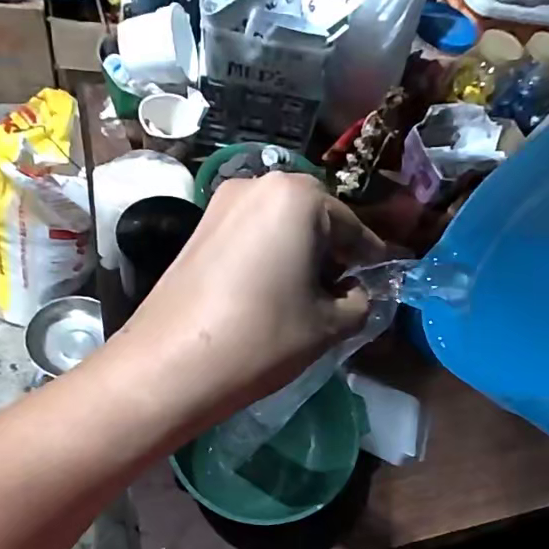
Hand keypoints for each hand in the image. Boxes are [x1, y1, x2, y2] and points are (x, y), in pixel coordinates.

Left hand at [100, 171, 385, 432]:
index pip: (354, 230)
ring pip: (280, 228)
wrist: (169, 364)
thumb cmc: (261, 338)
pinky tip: (265, 295)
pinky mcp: (197, 229)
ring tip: (300, 301)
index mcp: (298, 196)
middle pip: (315, 221)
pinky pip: (250, 236)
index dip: (371, 265)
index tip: (379, 290)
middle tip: (337, 299)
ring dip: (298, 257)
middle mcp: (257, 184)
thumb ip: (360, 301)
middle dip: (331, 257)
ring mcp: (220, 204)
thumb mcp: (328, 326)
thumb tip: (356, 293)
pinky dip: (267, 259)